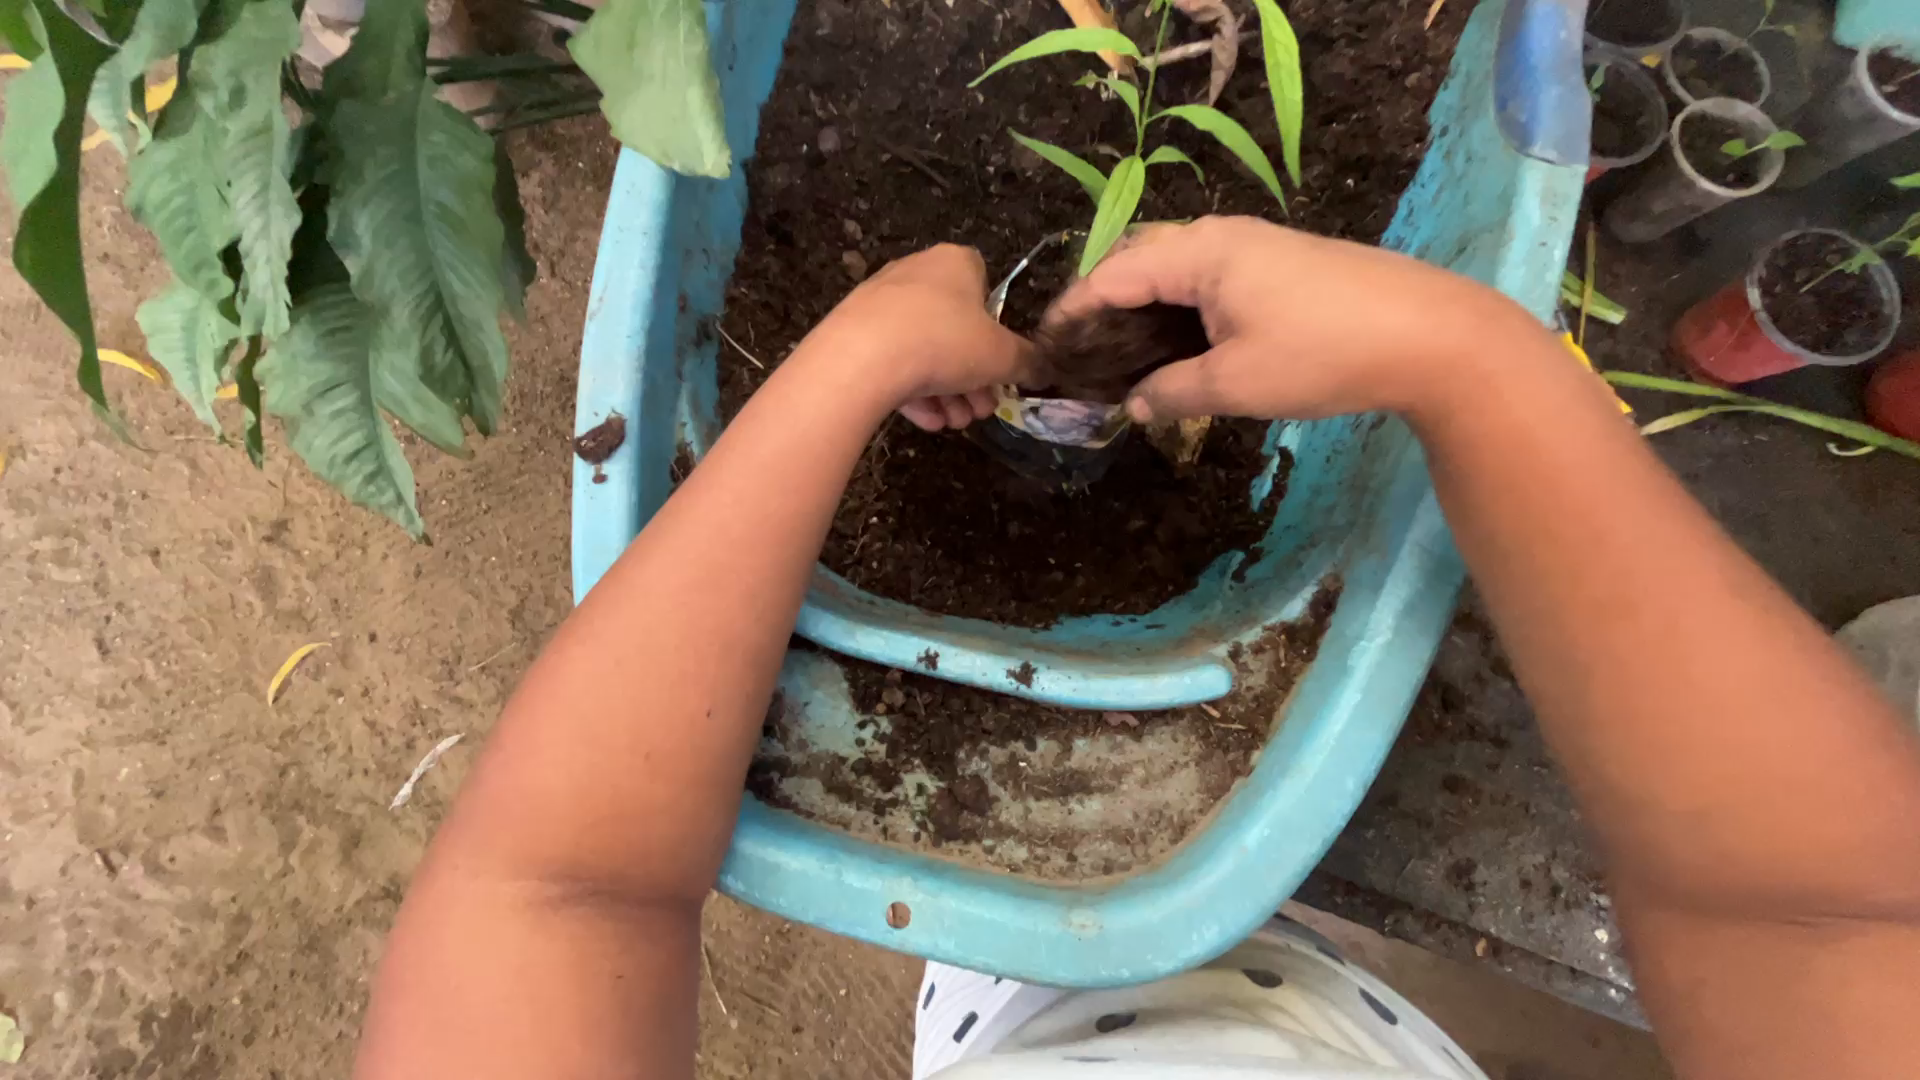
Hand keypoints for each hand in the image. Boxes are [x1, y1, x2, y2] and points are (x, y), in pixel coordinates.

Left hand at [798, 244, 1037, 431]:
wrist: (863, 358)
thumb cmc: (945, 342)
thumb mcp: (1001, 357)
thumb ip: (1027, 362)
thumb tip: (1046, 368)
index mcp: (955, 263)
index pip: (984, 286)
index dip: (994, 328)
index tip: (997, 363)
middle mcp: (916, 274)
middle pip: (955, 329)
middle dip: (972, 377)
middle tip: (980, 410)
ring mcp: (881, 304)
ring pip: (925, 351)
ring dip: (946, 393)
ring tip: (954, 424)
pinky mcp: (855, 334)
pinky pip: (893, 363)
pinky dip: (914, 393)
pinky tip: (928, 423)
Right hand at [1046, 217, 1537, 422]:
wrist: (1431, 336)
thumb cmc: (1320, 355)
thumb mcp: (1233, 383)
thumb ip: (1170, 392)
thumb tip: (1132, 406)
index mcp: (1199, 255)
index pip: (1112, 276)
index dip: (1072, 311)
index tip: (1043, 346)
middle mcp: (1220, 238)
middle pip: (1137, 262)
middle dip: (1101, 305)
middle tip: (1081, 353)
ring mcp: (1252, 247)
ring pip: (1173, 270)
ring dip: (1139, 307)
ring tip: (1118, 354)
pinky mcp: (1277, 265)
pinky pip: (1204, 279)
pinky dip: (1176, 309)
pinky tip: (1175, 344)